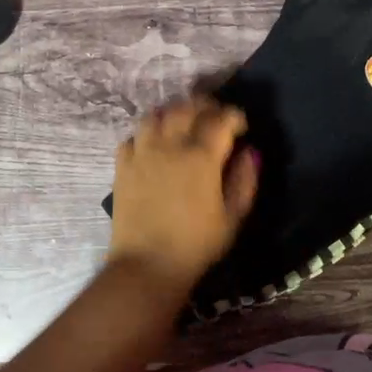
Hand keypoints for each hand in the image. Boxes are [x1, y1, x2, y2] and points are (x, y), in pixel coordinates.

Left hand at [109, 96, 258, 290]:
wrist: (147, 265)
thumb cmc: (196, 245)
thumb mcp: (233, 218)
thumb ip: (244, 181)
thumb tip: (249, 153)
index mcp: (201, 157)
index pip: (220, 119)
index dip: (234, 116)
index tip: (240, 125)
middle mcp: (170, 146)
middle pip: (186, 108)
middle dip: (204, 106)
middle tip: (214, 117)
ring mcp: (142, 153)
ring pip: (155, 115)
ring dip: (172, 113)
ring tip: (181, 124)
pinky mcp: (122, 165)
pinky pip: (132, 136)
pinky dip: (145, 134)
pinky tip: (153, 145)